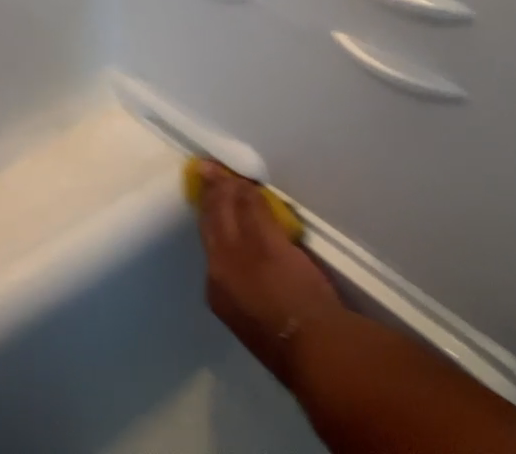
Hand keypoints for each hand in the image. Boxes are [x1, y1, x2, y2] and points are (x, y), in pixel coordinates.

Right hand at [195, 162, 343, 381]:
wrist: (309, 345)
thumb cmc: (286, 344)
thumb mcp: (252, 319)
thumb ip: (246, 291)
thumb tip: (254, 277)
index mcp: (216, 290)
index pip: (209, 245)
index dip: (210, 220)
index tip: (210, 205)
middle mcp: (220, 265)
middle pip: (211, 219)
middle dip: (209, 193)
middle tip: (206, 170)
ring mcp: (240, 249)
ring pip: (228, 206)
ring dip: (225, 185)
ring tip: (223, 170)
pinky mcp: (264, 239)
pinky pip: (252, 206)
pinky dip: (247, 191)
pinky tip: (246, 182)